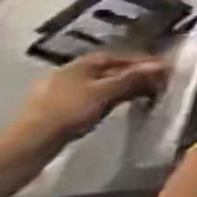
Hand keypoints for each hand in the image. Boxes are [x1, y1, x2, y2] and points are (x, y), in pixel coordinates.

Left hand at [19, 51, 167, 141]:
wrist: (34, 139)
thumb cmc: (71, 110)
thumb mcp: (105, 92)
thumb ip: (133, 78)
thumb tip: (162, 66)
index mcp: (80, 65)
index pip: (116, 56)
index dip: (139, 60)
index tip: (161, 67)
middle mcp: (72, 73)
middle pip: (109, 70)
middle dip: (134, 74)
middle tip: (158, 80)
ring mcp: (66, 90)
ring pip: (103, 84)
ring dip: (125, 86)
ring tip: (145, 92)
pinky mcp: (64, 106)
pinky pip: (96, 95)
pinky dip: (113, 96)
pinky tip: (122, 103)